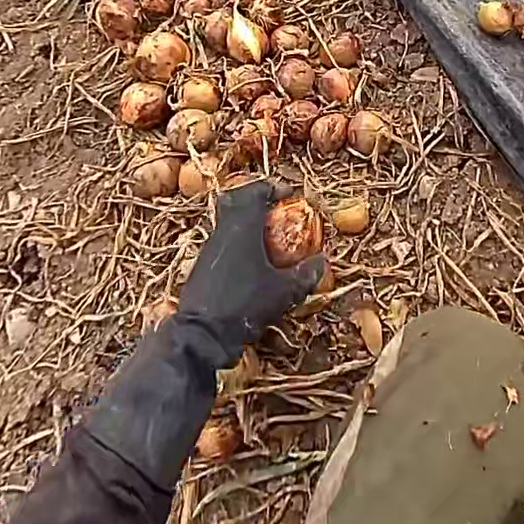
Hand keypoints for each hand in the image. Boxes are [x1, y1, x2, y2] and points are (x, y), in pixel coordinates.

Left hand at [173, 179, 325, 357]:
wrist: (201, 336)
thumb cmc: (246, 304)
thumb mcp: (285, 291)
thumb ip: (306, 274)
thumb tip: (322, 261)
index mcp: (243, 228)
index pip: (254, 192)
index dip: (272, 188)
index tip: (288, 193)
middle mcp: (222, 232)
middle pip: (234, 201)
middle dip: (255, 199)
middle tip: (273, 207)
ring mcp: (208, 249)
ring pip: (226, 221)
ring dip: (246, 220)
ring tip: (266, 234)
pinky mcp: (200, 266)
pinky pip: (221, 240)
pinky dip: (237, 239)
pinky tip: (250, 260)